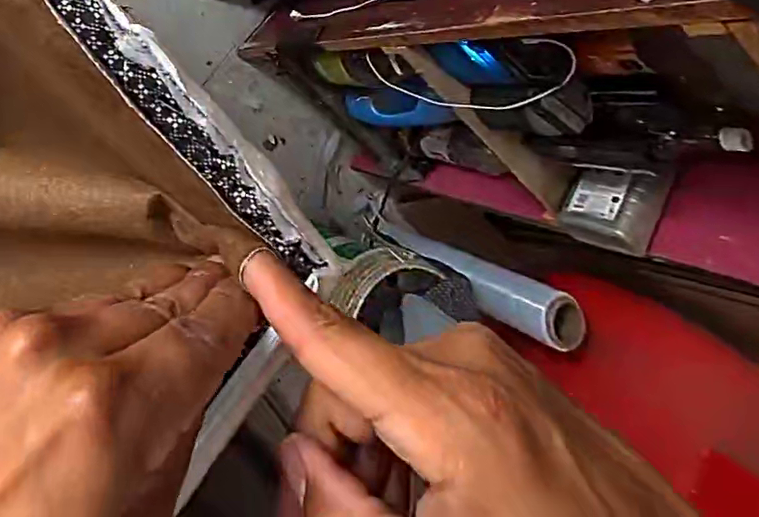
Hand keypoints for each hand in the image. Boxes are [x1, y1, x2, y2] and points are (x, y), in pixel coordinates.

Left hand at [0, 258, 260, 516]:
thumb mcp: (146, 508)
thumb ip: (183, 424)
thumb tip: (205, 365)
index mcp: (107, 408)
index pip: (200, 331)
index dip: (234, 312)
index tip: (249, 302)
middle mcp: (62, 353)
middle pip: (163, 304)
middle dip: (199, 303)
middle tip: (223, 295)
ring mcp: (22, 334)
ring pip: (121, 300)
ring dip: (151, 312)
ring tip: (175, 314)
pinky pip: (75, 310)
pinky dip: (101, 324)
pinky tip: (116, 338)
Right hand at [240, 253, 686, 516]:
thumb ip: (348, 511)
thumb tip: (297, 456)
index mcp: (452, 407)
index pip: (343, 346)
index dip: (288, 305)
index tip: (253, 265)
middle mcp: (467, 361)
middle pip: (354, 380)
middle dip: (338, 445)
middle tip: (350, 512)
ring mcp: (491, 360)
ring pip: (387, 387)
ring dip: (377, 446)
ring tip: (410, 511)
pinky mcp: (505, 370)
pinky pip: (427, 389)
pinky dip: (413, 435)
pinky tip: (441, 491)